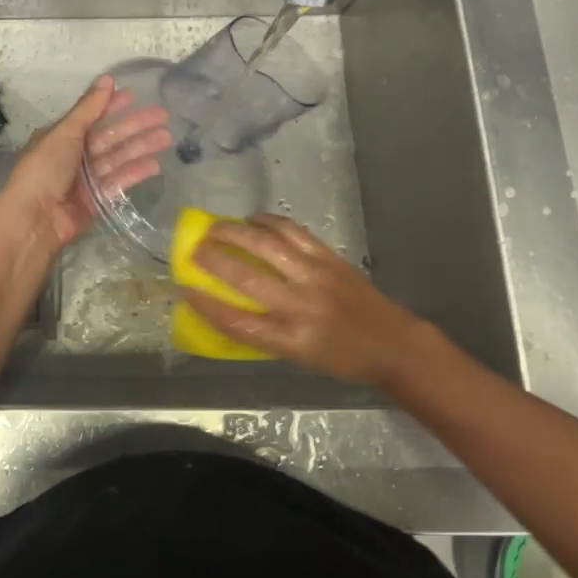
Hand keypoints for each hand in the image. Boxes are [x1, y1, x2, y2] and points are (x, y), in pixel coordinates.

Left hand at [0, 76, 170, 252]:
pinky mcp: (97, 199)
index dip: (112, 105)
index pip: (92, 116)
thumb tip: (107, 79)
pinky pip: (119, 181)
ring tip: (167, 138)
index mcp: (62, 136)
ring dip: (141, 147)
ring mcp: (86, 178)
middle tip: (163, 115)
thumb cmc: (45, 169)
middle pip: (110, 136)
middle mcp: (74, 154)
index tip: (134, 95)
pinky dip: (136, 172)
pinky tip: (155, 165)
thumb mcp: (64, 132)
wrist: (35, 218)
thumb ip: (88, 108)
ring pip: (118, 157)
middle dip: (135, 125)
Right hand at [183, 214, 430, 385]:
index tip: (184, 289)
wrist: (392, 344)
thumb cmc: (340, 358)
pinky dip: (268, 221)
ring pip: (267, 245)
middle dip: (214, 259)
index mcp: (291, 339)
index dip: (206, 305)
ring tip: (214, 228)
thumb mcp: (298, 358)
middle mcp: (301, 306)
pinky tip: (252, 219)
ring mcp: (317, 276)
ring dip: (234, 232)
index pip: (238, 321)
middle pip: (247, 276)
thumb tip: (225, 307)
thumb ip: (263, 333)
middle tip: (193, 250)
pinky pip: (293, 232)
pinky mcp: (329, 258)